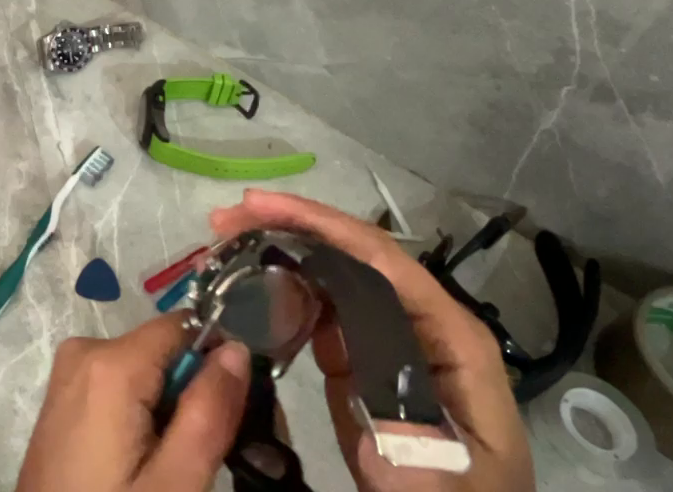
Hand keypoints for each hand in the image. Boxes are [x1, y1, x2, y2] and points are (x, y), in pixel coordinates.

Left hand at [16, 314, 252, 491]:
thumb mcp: (174, 483)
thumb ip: (209, 412)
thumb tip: (237, 348)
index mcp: (110, 361)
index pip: (183, 327)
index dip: (217, 362)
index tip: (235, 413)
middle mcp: (84, 351)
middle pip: (163, 351)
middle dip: (192, 393)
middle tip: (205, 456)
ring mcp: (68, 374)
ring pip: (144, 372)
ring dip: (168, 410)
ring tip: (169, 470)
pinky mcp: (64, 398)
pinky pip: (119, 387)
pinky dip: (141, 417)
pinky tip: (141, 465)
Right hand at [210, 190, 535, 491]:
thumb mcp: (434, 473)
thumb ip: (402, 420)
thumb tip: (351, 356)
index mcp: (448, 337)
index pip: (380, 260)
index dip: (318, 224)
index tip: (257, 207)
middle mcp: (418, 325)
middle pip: (351, 257)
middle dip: (288, 228)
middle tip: (225, 221)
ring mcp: (388, 344)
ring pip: (330, 279)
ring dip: (278, 256)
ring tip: (226, 246)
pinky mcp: (360, 365)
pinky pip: (318, 316)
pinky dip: (280, 296)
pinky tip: (246, 292)